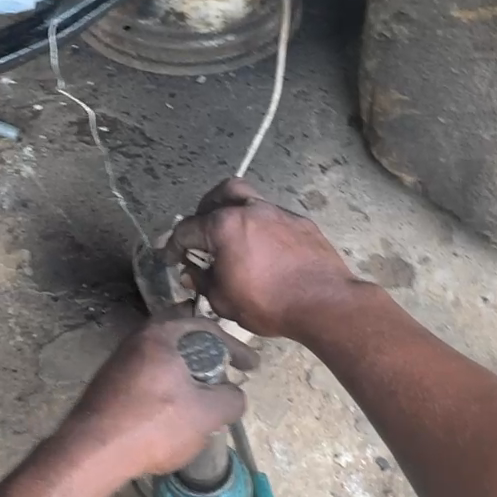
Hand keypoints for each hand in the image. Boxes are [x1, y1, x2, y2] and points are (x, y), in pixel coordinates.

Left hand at [55, 318, 256, 479]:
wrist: (92, 451)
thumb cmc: (153, 425)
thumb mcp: (207, 415)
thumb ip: (231, 399)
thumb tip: (234, 395)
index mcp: (161, 335)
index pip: (206, 326)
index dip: (235, 345)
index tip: (250, 366)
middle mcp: (136, 339)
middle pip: (180, 336)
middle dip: (206, 351)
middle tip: (225, 368)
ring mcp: (119, 361)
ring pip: (161, 355)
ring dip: (184, 369)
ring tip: (202, 392)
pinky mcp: (108, 384)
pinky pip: (146, 373)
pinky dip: (166, 382)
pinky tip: (172, 408)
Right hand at [165, 178, 362, 338]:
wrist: (324, 303)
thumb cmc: (269, 303)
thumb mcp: (224, 301)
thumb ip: (203, 282)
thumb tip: (193, 272)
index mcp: (224, 226)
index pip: (187, 229)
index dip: (174, 245)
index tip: (171, 258)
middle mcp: (250, 210)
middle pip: (221, 193)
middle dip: (205, 209)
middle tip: (203, 231)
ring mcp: (278, 213)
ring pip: (250, 199)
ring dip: (236, 214)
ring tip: (234, 237)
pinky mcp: (301, 223)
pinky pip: (273, 217)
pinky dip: (262, 227)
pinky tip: (265, 249)